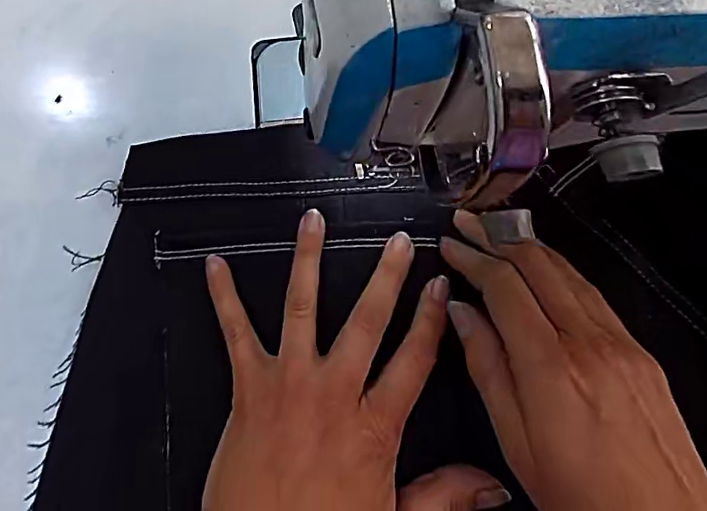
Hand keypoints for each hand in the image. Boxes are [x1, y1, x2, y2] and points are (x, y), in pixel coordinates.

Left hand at [204, 209, 512, 510]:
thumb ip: (444, 496)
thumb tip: (490, 487)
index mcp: (371, 427)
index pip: (414, 359)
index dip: (431, 319)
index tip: (440, 287)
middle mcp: (332, 396)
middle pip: (367, 321)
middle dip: (386, 276)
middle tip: (398, 243)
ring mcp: (289, 385)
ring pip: (302, 306)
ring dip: (308, 258)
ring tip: (313, 222)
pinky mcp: (249, 390)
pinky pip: (234, 334)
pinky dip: (224, 297)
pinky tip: (216, 267)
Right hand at [441, 210, 706, 510]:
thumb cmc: (592, 503)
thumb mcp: (519, 446)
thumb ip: (488, 370)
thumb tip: (464, 318)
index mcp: (552, 367)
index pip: (503, 284)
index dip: (473, 256)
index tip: (454, 245)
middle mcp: (588, 342)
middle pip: (536, 262)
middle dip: (496, 234)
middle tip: (471, 222)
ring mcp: (619, 341)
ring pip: (566, 269)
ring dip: (528, 244)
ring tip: (501, 233)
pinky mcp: (639, 348)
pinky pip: (592, 290)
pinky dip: (561, 269)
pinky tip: (549, 269)